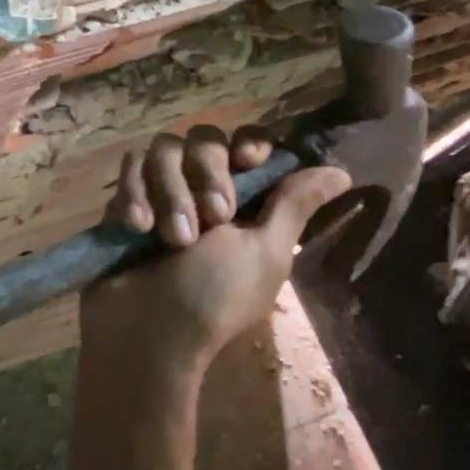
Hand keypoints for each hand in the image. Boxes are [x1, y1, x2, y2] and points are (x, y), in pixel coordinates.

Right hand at [82, 126, 350, 368]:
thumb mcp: (264, 253)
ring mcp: (162, 188)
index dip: (249, 143)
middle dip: (206, 174)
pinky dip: (134, 194)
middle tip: (211, 219)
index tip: (247, 161)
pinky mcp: (128, 195)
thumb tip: (342, 174)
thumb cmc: (214, 296)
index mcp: (246, 200)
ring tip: (168, 237)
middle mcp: (203, 186)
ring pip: (163, 148)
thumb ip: (294, 205)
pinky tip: (137, 226)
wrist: (146, 331)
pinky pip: (130, 165)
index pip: (249, 142)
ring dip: (169, 191)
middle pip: (204, 138)